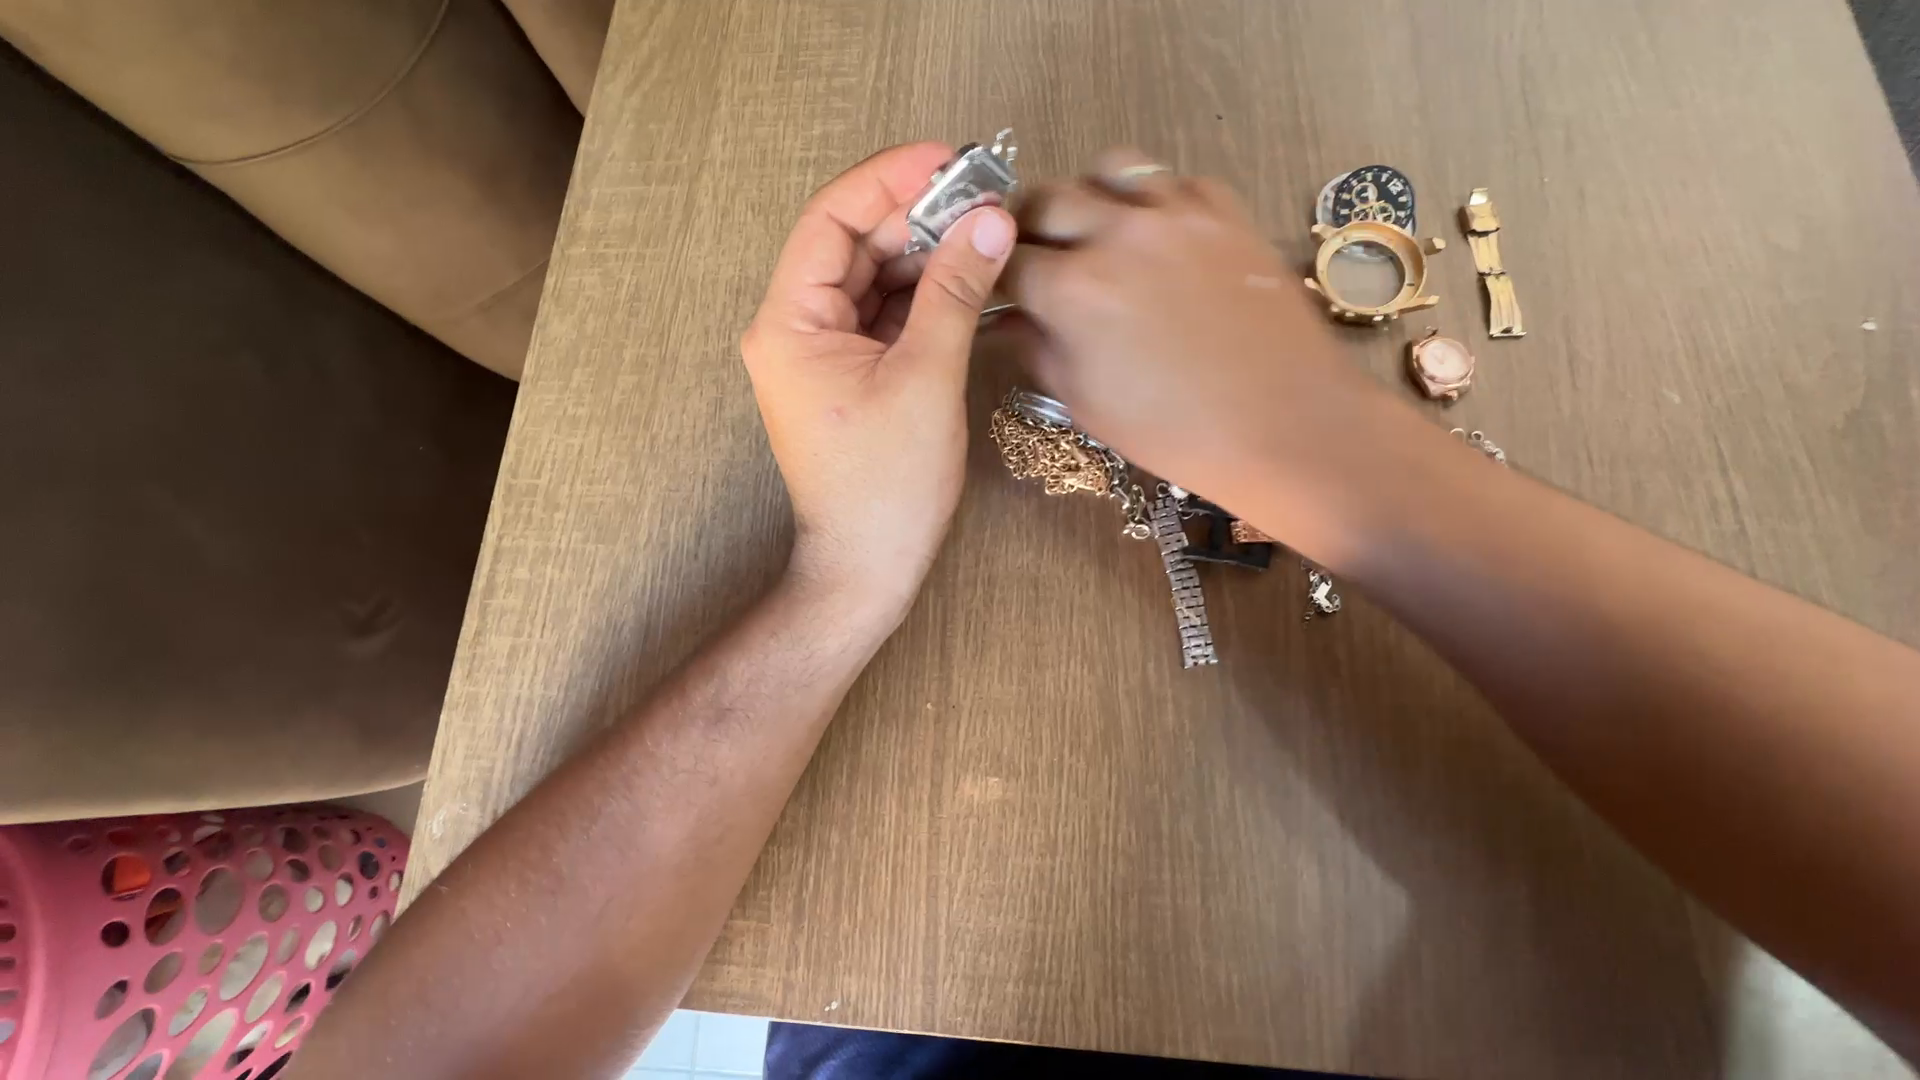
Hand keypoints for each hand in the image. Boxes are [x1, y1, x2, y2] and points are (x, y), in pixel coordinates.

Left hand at [743, 143, 1015, 618]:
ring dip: (926, 255)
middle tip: (984, 199)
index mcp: (789, 323)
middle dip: (917, 218)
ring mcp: (822, 353)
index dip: (888, 179)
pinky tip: (967, 281)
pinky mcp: (849, 374)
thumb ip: (955, 291)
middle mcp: (795, 329)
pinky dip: (924, 297)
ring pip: (874, 279)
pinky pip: (885, 316)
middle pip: (854, 245)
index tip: (948, 160)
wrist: (868, 565)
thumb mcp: (926, 378)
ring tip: (985, 236)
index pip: (831, 219)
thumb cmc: (887, 486)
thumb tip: (990, 221)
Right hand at [1000, 148, 1399, 518]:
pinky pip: (1170, 181)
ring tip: (1092, 232)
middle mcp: (1118, 234)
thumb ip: (1036, 347)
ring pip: (1108, 169)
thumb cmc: (1174, 431)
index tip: (995, 287)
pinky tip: (1154, 239)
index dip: (992, 275)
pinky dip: (1149, 201)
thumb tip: (1008, 319)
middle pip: (1045, 198)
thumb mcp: (1085, 400)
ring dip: (1086, 197)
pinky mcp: (1224, 210)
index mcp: (1074, 290)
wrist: (1284, 424)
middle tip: (1031, 255)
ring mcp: (1176, 213)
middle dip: (1026, 226)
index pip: (1007, 260)